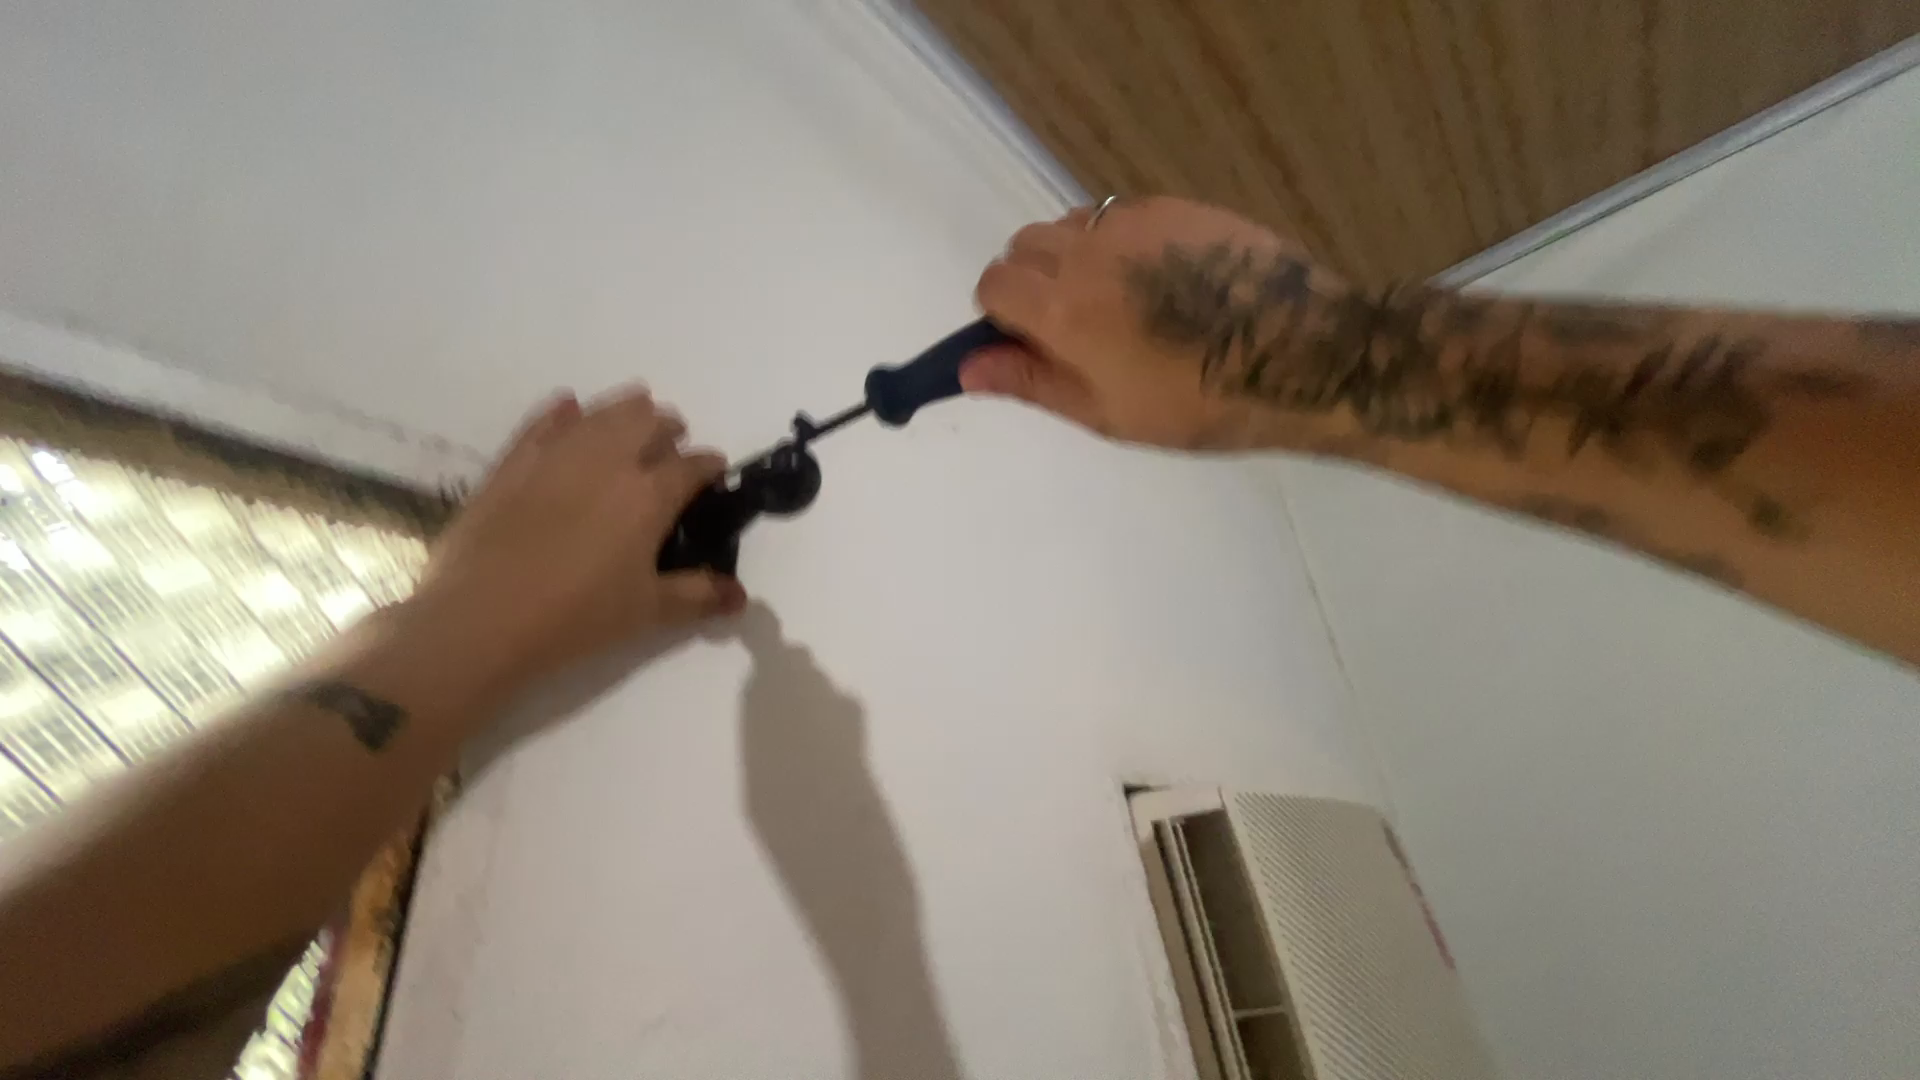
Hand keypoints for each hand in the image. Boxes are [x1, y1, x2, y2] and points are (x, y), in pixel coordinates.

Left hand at [410, 388, 745, 688]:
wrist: (479, 621)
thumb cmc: (577, 617)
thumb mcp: (648, 612)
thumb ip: (699, 596)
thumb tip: (742, 597)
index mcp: (648, 496)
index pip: (691, 466)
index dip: (709, 465)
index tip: (715, 470)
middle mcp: (607, 463)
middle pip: (647, 423)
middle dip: (668, 427)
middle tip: (673, 442)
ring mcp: (555, 457)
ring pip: (599, 414)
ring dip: (625, 409)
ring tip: (636, 410)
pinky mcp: (512, 464)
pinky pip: (543, 424)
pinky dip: (562, 412)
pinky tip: (569, 407)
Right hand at [964, 196, 1354, 449]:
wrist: (1301, 357)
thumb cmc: (1196, 404)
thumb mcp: (1105, 413)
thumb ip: (1031, 381)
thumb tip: (968, 367)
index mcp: (1064, 308)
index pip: (992, 284)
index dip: (999, 314)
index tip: (1028, 342)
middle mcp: (1089, 250)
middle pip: (1024, 246)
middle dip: (1030, 283)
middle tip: (1074, 328)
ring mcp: (1136, 220)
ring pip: (1069, 225)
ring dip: (1071, 259)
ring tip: (1120, 303)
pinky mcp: (1177, 205)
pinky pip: (1118, 214)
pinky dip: (1116, 242)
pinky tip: (1160, 280)